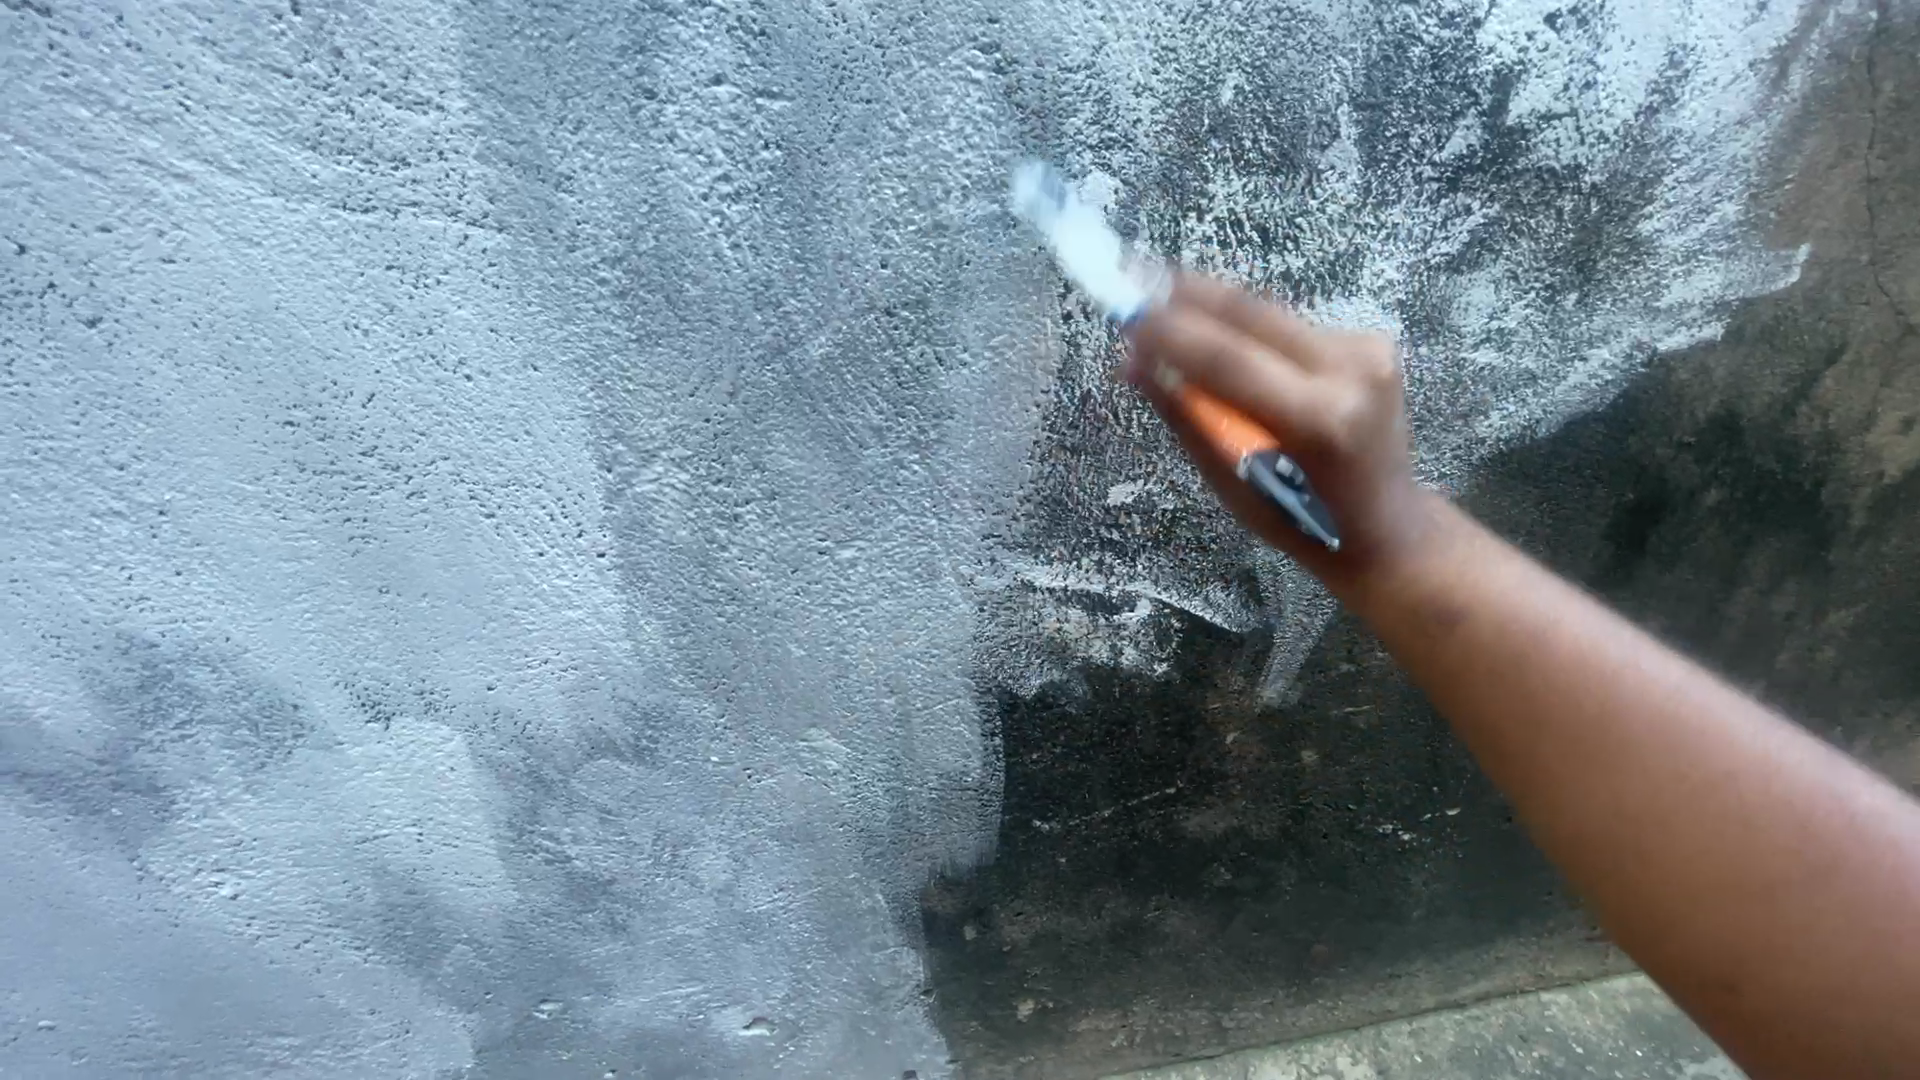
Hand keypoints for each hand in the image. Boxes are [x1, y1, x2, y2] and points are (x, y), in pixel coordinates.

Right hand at [1125, 273, 1443, 595]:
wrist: (1385, 524)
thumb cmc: (1299, 519)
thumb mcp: (1230, 482)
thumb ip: (1185, 416)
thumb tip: (1133, 364)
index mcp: (1316, 421)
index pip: (1227, 359)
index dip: (1170, 332)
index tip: (1126, 313)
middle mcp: (1350, 370)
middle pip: (1251, 314)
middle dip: (1186, 294)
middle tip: (1135, 277)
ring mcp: (1368, 349)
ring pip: (1268, 313)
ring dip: (1212, 305)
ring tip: (1162, 297)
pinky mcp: (1372, 340)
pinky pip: (1288, 325)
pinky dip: (1247, 326)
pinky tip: (1219, 333)